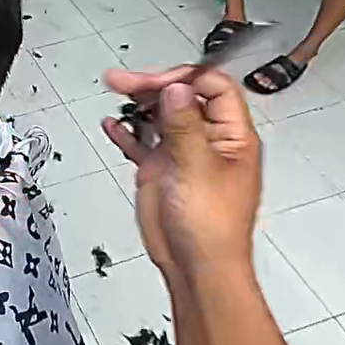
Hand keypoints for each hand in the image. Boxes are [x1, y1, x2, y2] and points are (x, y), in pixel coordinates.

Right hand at [100, 66, 260, 281]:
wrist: (196, 266)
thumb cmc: (213, 229)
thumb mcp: (199, 168)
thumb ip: (185, 126)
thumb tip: (177, 88)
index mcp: (231, 136)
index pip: (213, 88)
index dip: (185, 79)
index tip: (156, 82)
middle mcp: (207, 140)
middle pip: (182, 97)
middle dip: (153, 86)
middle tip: (124, 82)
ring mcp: (182, 154)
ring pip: (160, 116)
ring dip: (138, 104)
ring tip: (117, 93)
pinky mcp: (161, 170)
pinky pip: (142, 142)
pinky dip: (127, 132)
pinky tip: (113, 124)